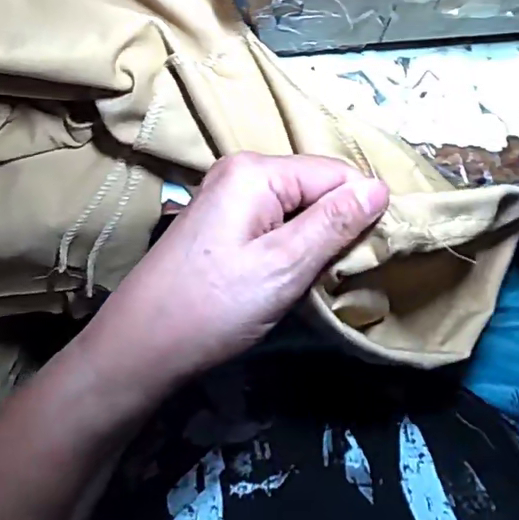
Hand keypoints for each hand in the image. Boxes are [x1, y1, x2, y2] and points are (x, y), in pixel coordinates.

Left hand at [77, 153, 388, 395]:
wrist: (138, 348)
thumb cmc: (213, 306)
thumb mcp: (284, 265)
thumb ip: (334, 223)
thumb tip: (380, 187)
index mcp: (256, 171)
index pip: (335, 173)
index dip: (360, 210)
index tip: (372, 255)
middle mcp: (242, 170)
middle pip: (316, 187)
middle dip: (337, 226)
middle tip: (340, 274)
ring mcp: (229, 194)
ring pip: (299, 207)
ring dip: (315, 240)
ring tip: (315, 279)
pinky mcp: (223, 220)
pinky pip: (276, 220)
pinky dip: (292, 246)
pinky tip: (288, 276)